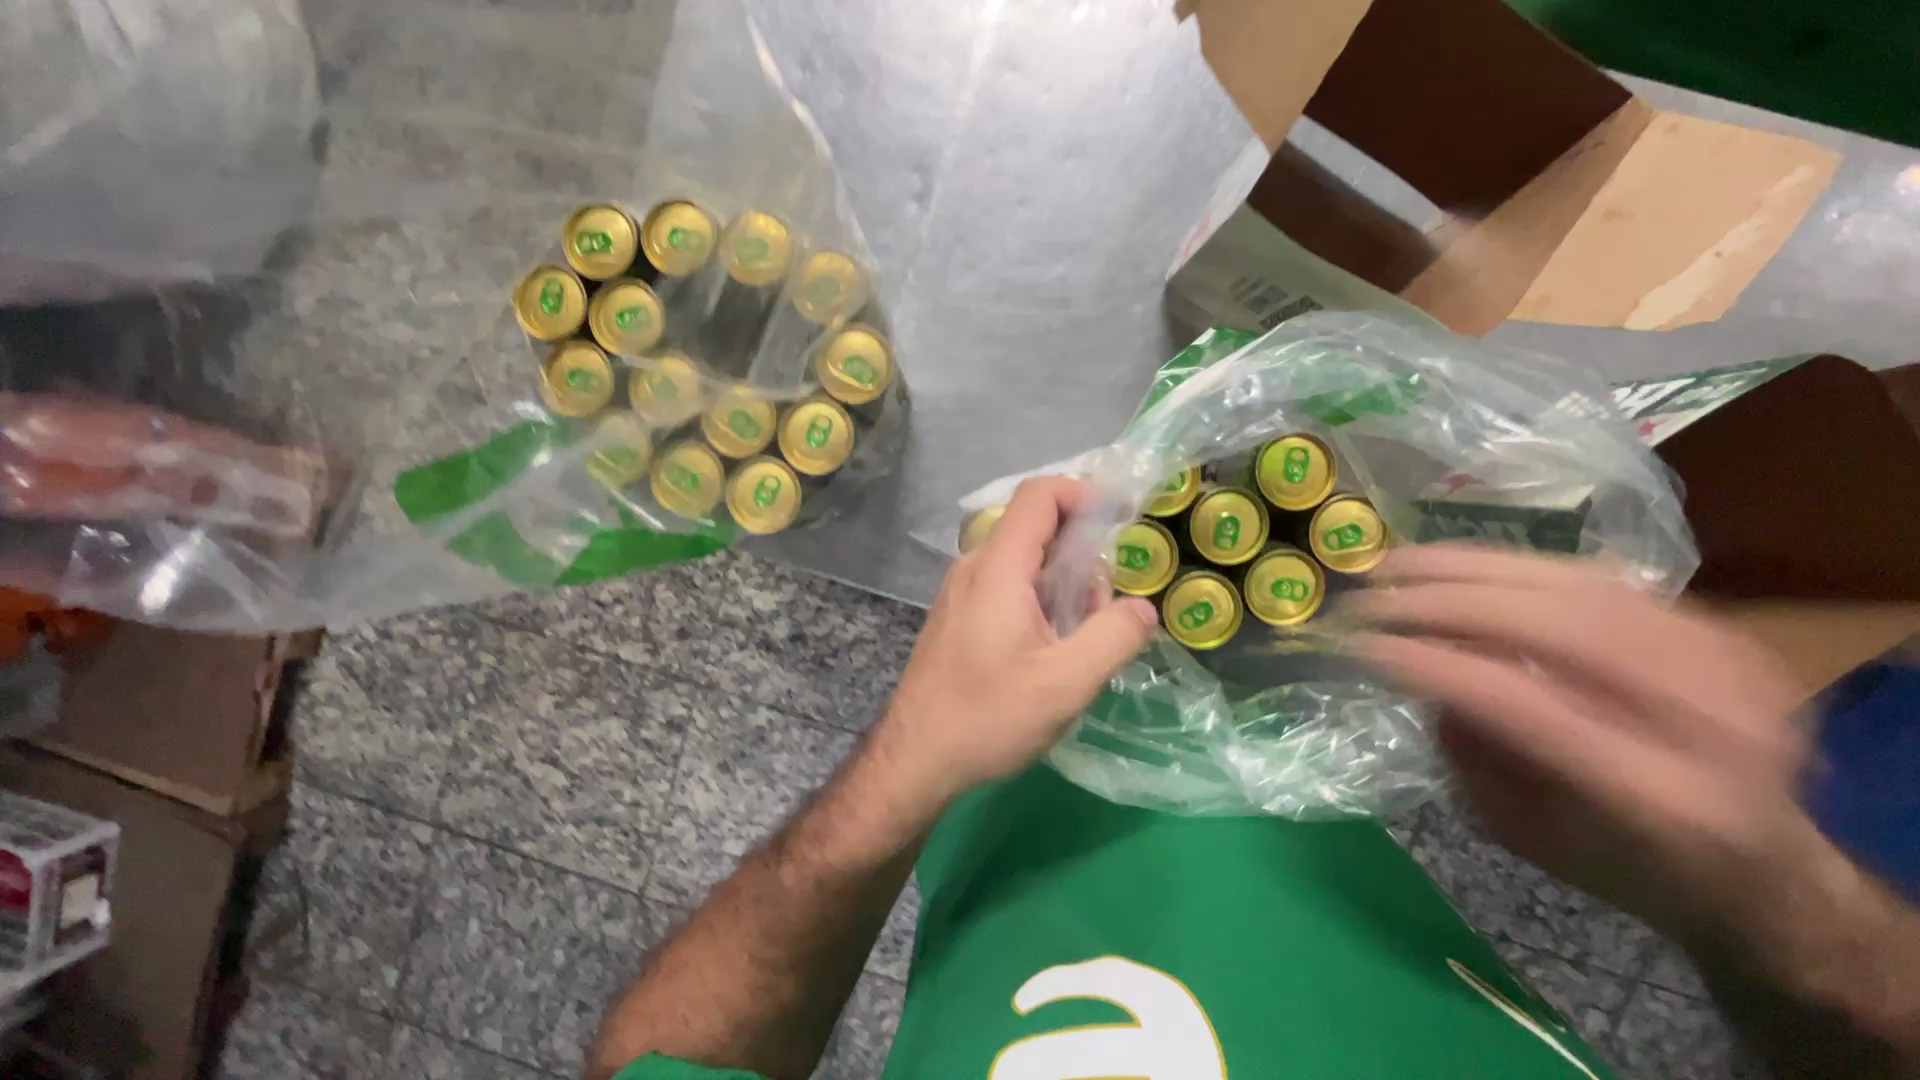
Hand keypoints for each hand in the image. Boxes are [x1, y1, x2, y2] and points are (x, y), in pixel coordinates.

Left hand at [872, 477, 1157, 808]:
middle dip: (1082, 552)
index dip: (1084, 492)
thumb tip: (1143, 607)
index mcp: (998, 569)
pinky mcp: (958, 618)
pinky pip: (1007, 588)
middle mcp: (975, 569)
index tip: (1123, 519)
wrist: (915, 759)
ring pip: (1024, 562)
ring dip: (1063, 584)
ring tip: (1081, 639)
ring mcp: (961, 594)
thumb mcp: (1066, 683)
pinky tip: (1051, 651)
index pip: (1039, 495)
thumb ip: (1113, 637)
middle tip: (1106, 605)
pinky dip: (1040, 601)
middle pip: (1035, 528)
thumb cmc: (988, 718)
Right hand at [1351, 545, 1837, 952]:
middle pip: (1561, 630)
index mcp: (1658, 800)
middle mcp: (1707, 723)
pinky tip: (1461, 565)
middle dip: (1447, 604)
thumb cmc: (1624, 867)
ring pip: (1581, 589)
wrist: (1764, 864)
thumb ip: (1472, 751)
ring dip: (1473, 569)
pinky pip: (1601, 579)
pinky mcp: (1720, 633)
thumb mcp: (1526, 833)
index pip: (1527, 705)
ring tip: (1398, 565)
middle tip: (1371, 598)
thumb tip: (1422, 668)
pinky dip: (1519, 567)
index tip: (1362, 646)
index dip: (1436, 664)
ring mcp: (1726, 667)